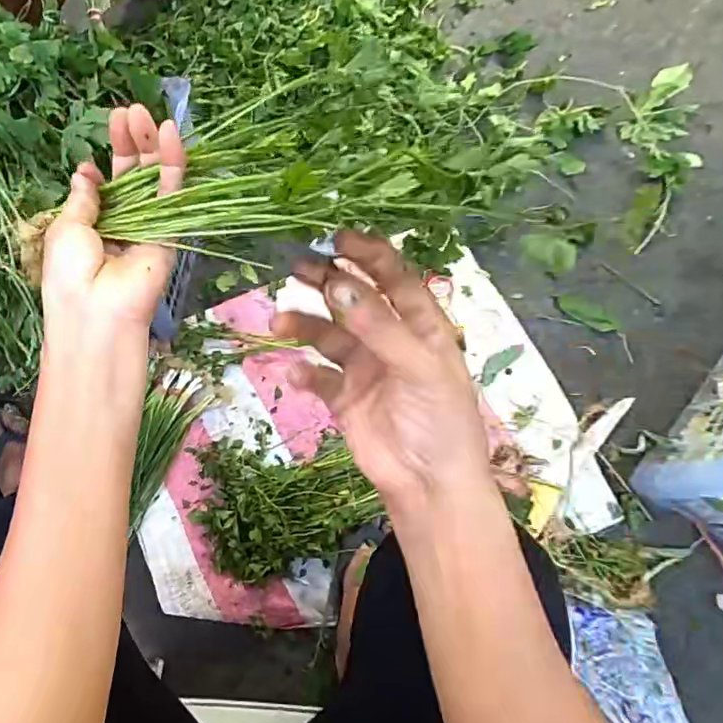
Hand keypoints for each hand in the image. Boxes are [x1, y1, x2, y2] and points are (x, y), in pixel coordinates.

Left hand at [37, 104, 183, 353]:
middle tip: (126, 112)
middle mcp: (123, 225)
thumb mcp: (66, 227)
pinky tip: (170, 132)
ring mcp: (149, 227)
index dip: (101, 168)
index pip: (104, 190)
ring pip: (153, 180)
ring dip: (149, 146)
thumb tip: (87, 172)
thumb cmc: (69, 274)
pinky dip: (173, 163)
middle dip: (128, 145)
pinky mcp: (171, 231)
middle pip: (130, 179)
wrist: (98, 311)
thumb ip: (83, 198)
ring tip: (143, 112)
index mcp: (93, 227)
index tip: (93, 157)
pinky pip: (173, 192)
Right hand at [272, 232, 490, 512]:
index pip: (395, 278)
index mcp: (421, 326)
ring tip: (280, 321)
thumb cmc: (442, 421)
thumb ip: (382, 328)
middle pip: (354, 299)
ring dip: (305, 324)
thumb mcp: (422, 369)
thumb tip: (340, 286)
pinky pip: (318, 376)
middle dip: (327, 281)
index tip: (338, 238)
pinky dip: (304, 371)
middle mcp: (390, 340)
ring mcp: (365, 368)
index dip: (369, 254)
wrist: (430, 484)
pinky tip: (294, 372)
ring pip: (328, 334)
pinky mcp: (344, 398)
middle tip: (297, 266)